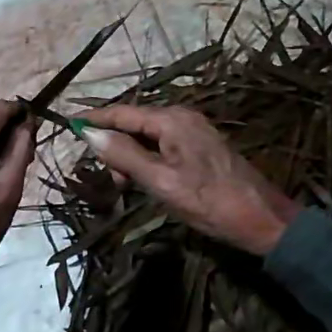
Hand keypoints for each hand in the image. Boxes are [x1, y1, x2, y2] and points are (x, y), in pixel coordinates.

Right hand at [79, 105, 298, 254]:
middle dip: (116, 148)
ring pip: (147, 137)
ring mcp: (194, 131)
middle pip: (134, 124)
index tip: (69, 124)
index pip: (123, 112)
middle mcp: (182, 117)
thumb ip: (124, 155)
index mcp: (172, 120)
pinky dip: (148, 161)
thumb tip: (89, 133)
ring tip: (130, 188)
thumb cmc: (209, 202)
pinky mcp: (201, 147)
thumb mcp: (160, 181)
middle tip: (116, 183)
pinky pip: (163, 146)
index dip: (95, 119)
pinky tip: (146, 182)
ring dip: (131, 158)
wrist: (262, 219)